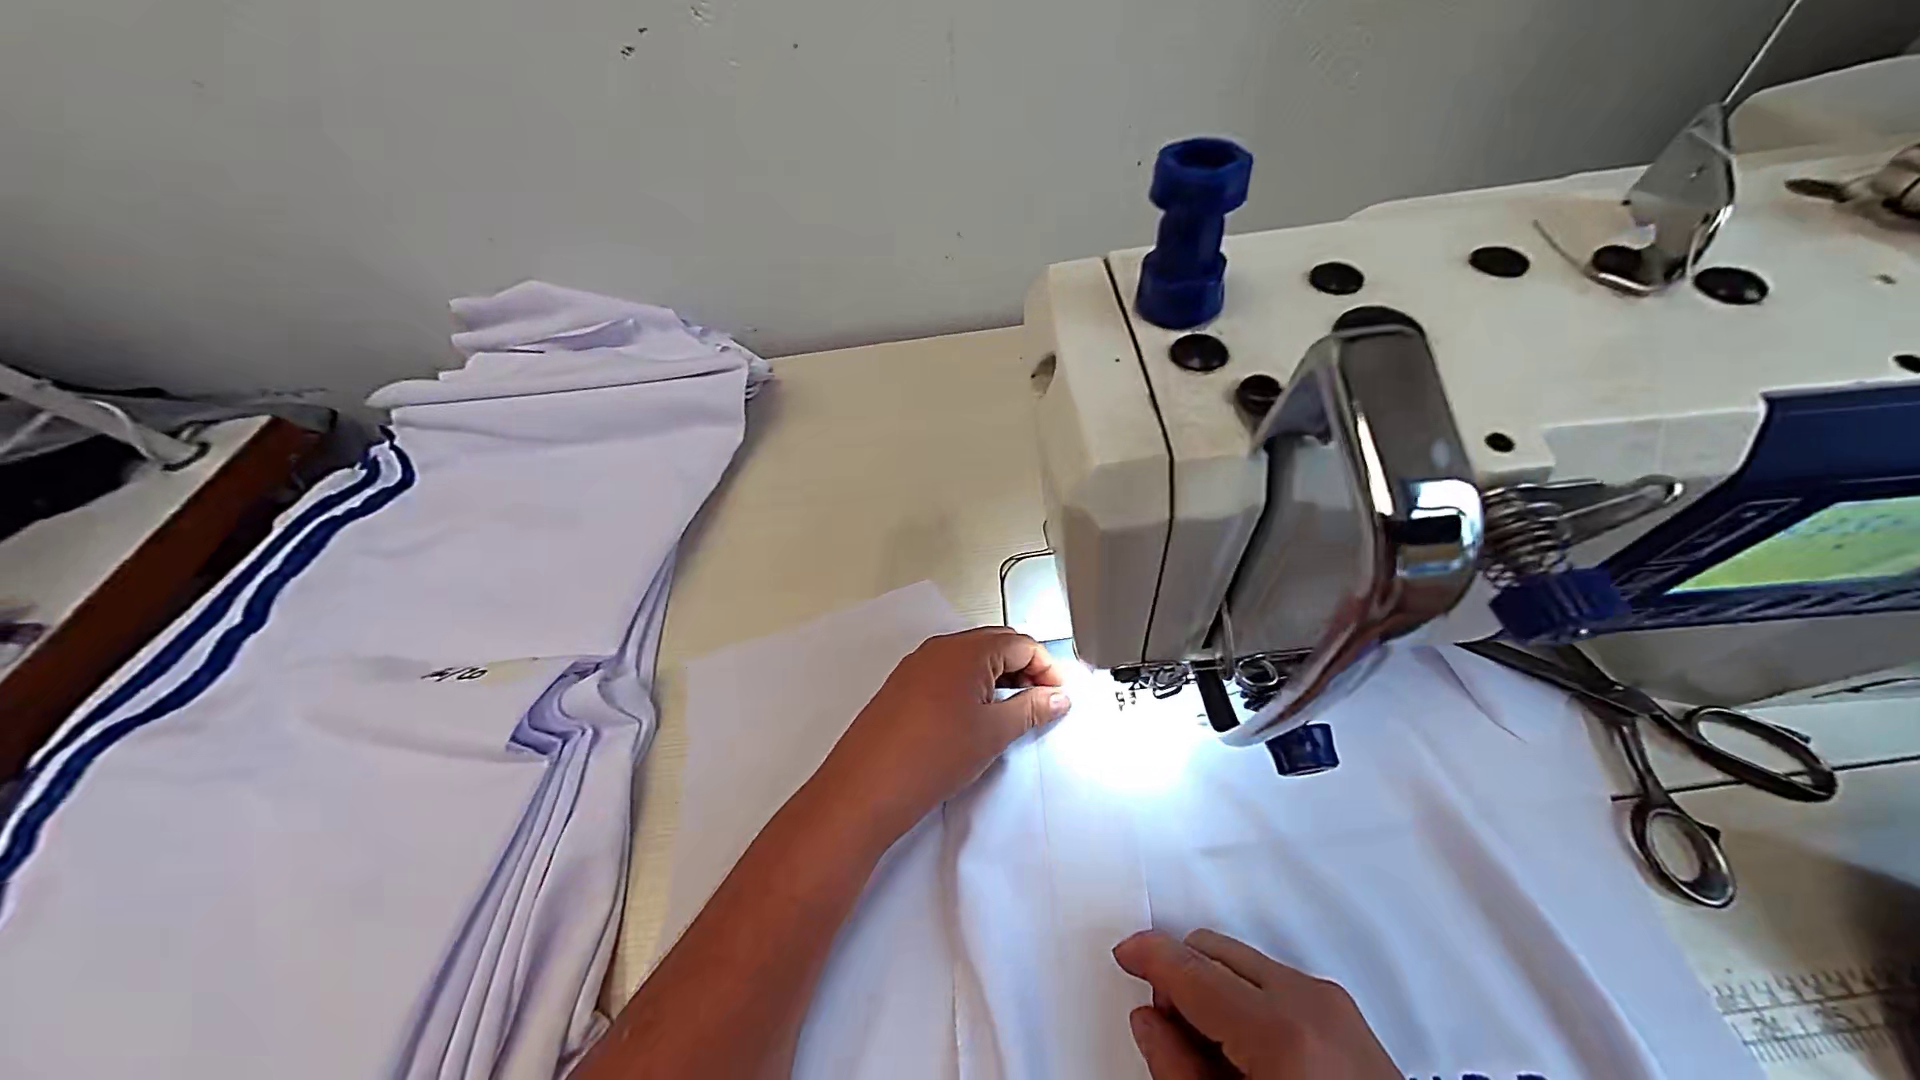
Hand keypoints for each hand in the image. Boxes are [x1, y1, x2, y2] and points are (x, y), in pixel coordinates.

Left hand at [814, 627, 1068, 836]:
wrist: (865, 789)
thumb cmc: (925, 758)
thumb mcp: (993, 733)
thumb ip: (1032, 709)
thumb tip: (1055, 697)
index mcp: (965, 650)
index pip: (1021, 643)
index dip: (1047, 667)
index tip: (1059, 693)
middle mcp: (938, 649)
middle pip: (996, 644)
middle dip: (1025, 669)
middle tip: (1042, 701)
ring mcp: (917, 665)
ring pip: (971, 659)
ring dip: (998, 677)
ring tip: (1012, 713)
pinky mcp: (904, 685)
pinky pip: (947, 673)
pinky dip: (971, 686)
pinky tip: (976, 717)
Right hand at [1112, 929, 1398, 1079]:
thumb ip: (1178, 1070)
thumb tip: (1151, 1024)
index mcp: (1279, 1031)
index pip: (1190, 966)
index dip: (1148, 956)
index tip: (1127, 954)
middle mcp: (1308, 1002)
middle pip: (1212, 950)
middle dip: (1179, 975)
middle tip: (1168, 1025)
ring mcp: (1331, 1004)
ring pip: (1240, 960)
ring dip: (1213, 986)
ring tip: (1212, 1047)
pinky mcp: (1345, 1011)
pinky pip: (1273, 979)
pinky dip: (1246, 996)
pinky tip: (1245, 1045)